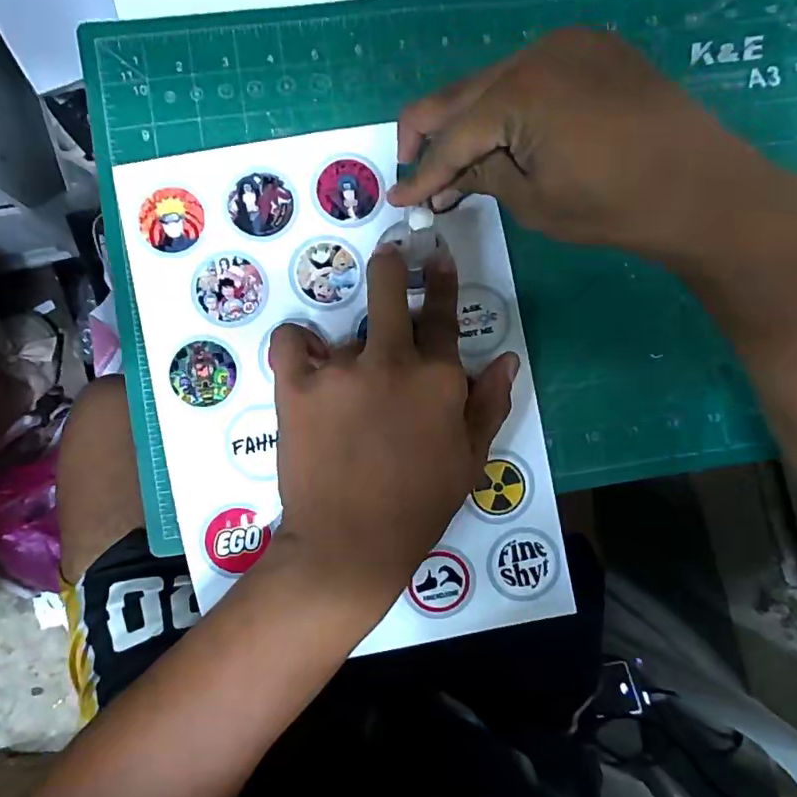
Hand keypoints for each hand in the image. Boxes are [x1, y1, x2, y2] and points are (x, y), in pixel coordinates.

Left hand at [267, 246, 517, 611]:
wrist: (351, 543)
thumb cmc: (420, 505)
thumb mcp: (471, 459)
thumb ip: (490, 403)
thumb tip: (506, 358)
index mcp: (439, 379)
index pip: (445, 316)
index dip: (443, 282)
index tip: (438, 256)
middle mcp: (392, 361)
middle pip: (390, 291)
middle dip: (393, 265)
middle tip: (391, 253)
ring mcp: (341, 370)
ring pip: (342, 329)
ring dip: (348, 346)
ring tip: (344, 383)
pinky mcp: (296, 386)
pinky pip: (291, 341)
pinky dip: (298, 347)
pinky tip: (306, 366)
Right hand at [388, 27, 796, 267]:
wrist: (700, 188)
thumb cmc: (615, 207)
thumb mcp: (536, 203)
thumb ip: (484, 178)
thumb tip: (447, 176)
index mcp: (518, 92)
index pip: (453, 135)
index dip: (423, 171)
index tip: (400, 195)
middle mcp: (537, 52)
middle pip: (465, 94)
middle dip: (433, 135)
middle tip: (414, 170)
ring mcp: (570, 45)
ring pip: (498, 81)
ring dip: (472, 120)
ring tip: (460, 163)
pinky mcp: (594, 50)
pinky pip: (534, 76)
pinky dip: (511, 107)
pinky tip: (505, 136)